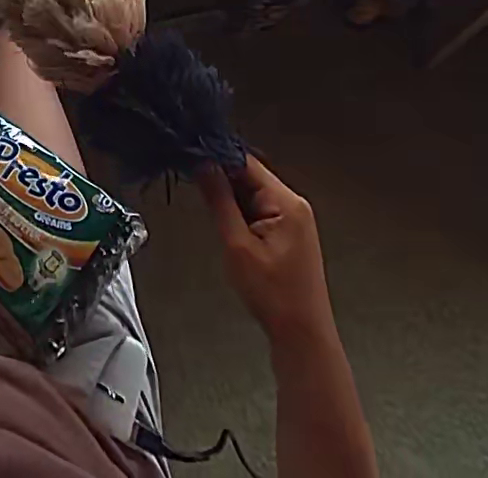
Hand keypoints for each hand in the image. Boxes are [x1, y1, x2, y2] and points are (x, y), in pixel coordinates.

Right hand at [197, 155, 335, 341]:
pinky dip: (234, 206)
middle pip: (247, 173)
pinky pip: (254, 205)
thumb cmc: (272, 293)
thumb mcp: (236, 243)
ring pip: (248, 189)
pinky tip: (220, 216)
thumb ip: (218, 199)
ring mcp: (291, 217)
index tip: (186, 153)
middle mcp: (293, 204)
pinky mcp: (285, 229)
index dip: (214, 155)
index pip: (244, 162)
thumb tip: (202, 163)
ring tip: (201, 198)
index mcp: (286, 203)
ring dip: (225, 192)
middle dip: (217, 175)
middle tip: (188, 178)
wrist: (301, 334)